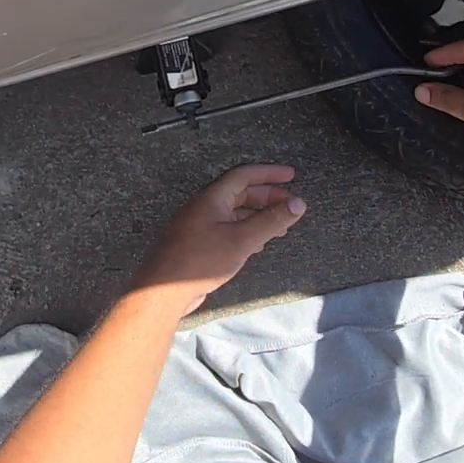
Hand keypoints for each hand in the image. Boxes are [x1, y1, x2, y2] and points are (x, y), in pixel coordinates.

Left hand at [132, 165, 306, 318]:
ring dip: (259, 214)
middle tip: (291, 204)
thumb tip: (298, 203)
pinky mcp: (199, 242)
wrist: (165, 289)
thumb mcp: (242, 239)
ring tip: (281, 225)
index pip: (244, 175)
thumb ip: (271, 221)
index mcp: (212, 197)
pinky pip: (228, 227)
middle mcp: (205, 205)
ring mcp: (200, 224)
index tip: (292, 175)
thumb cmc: (201, 260)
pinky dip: (247, 229)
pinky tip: (258, 242)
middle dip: (267, 196)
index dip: (269, 173)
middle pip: (240, 192)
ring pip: (235, 211)